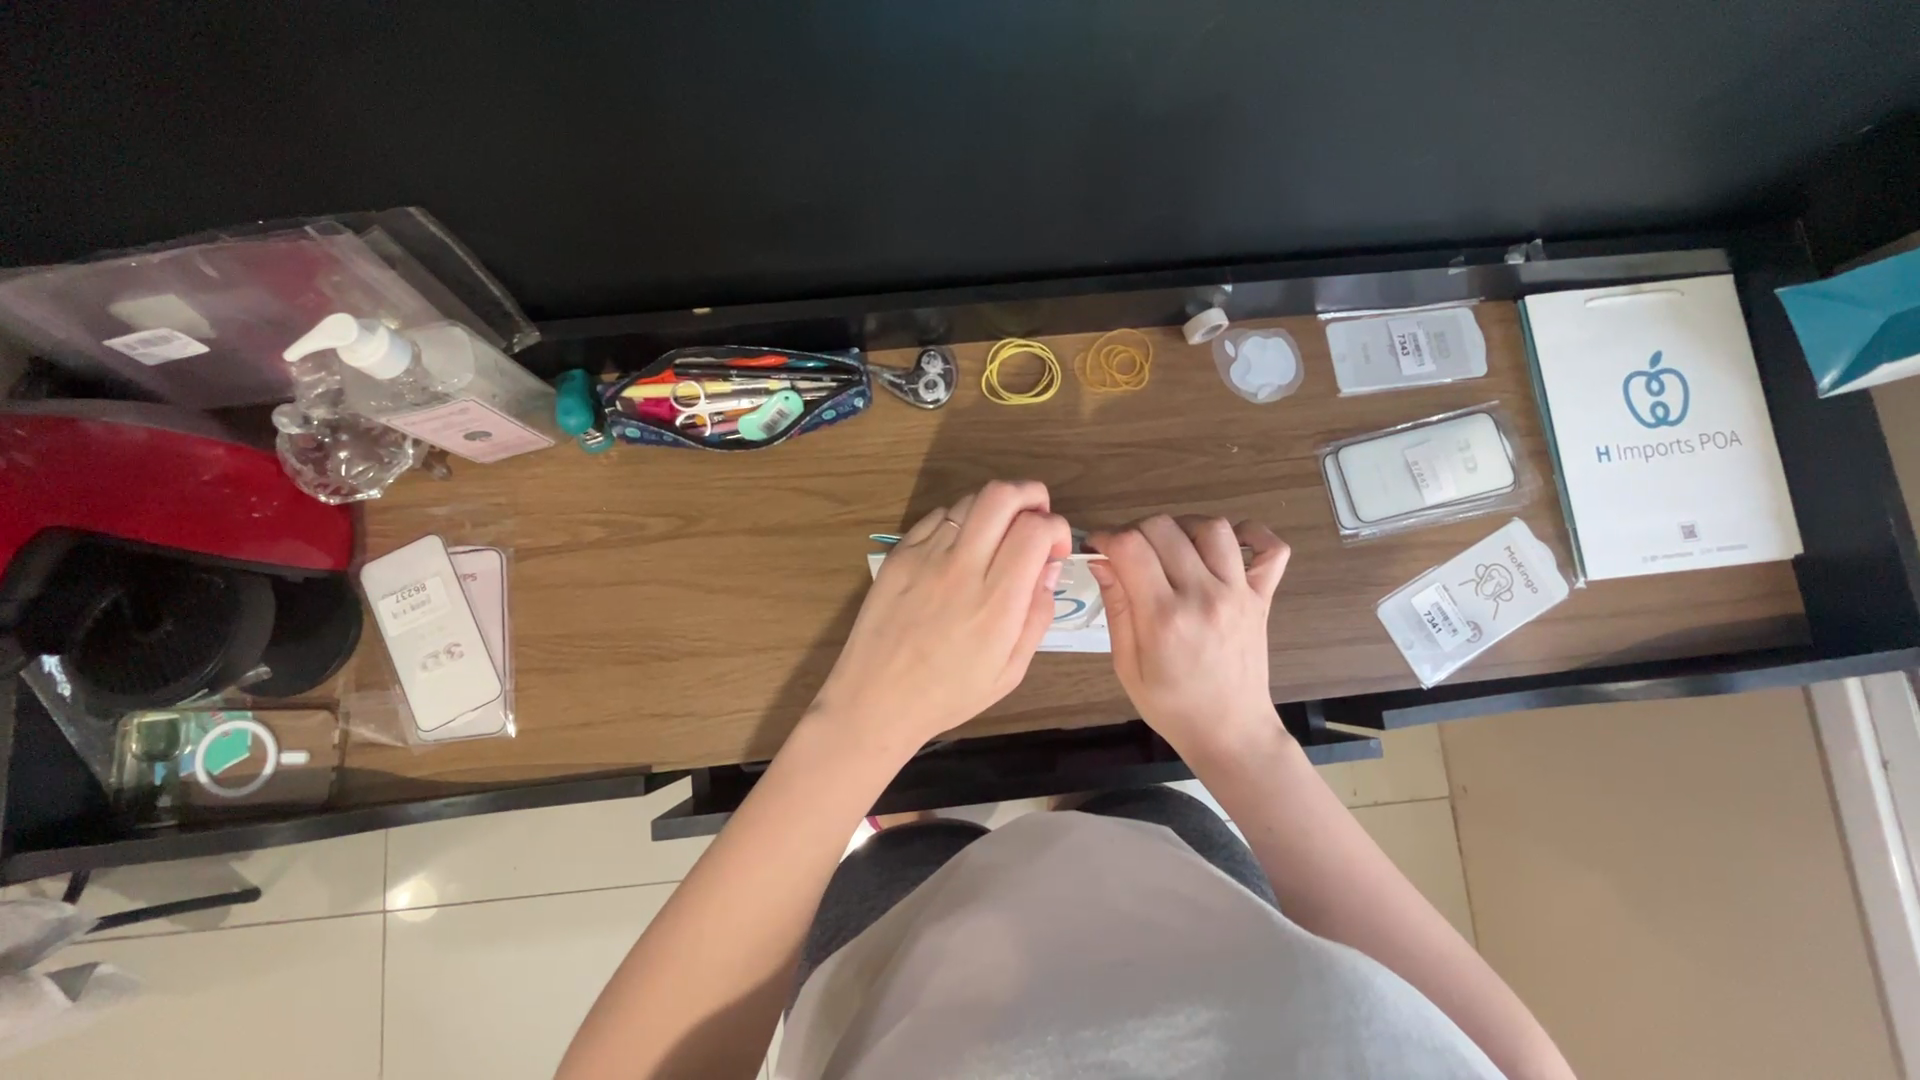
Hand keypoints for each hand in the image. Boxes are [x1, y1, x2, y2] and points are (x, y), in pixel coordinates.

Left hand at [814, 480, 1070, 750]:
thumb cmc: (948, 695)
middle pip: (1001, 495)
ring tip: (999, 536)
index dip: (1057, 528)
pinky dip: (960, 522)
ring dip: (995, 508)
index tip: (1055, 552)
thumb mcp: (1010, 670)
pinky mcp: (898, 556)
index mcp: (996, 602)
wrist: (875, 701)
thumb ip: (1037, 615)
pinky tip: (961, 549)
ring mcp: (925, 557)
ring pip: (969, 500)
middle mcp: (962, 568)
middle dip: (1031, 494)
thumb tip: (1048, 568)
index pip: (1036, 529)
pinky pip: (937, 518)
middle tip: (1037, 517)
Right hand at [1087, 515, 1290, 760]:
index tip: (1098, 548)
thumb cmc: (1171, 705)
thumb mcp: (1126, 665)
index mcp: (1164, 617)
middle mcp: (1204, 596)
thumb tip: (1102, 561)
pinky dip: (1252, 534)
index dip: (1106, 538)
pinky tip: (1229, 545)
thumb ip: (1117, 607)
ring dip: (1184, 528)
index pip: (1130, 546)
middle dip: (1136, 531)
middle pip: (1164, 527)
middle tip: (1129, 554)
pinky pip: (1272, 549)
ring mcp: (1239, 593)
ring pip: (1212, 527)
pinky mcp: (1262, 597)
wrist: (1230, 731)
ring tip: (1172, 550)